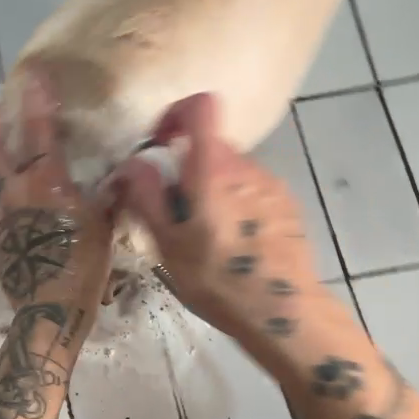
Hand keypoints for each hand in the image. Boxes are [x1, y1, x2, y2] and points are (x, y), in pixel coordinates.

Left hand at [0, 71, 116, 312]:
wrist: (48, 309)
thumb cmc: (82, 264)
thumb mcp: (104, 224)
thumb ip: (109, 194)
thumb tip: (122, 174)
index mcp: (44, 181)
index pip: (40, 130)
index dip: (38, 99)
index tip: (34, 75)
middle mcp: (12, 192)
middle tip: (2, 117)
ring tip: (6, 173)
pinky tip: (3, 221)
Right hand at [107, 92, 324, 342]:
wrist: (282, 312)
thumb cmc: (216, 279)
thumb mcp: (168, 244)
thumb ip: (147, 196)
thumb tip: (130, 164)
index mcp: (213, 169)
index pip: (200, 107)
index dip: (176, 116)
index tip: (159, 148)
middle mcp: (247, 166)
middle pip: (211, 147)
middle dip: (187, 170)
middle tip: (172, 214)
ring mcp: (272, 185)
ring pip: (231, 173)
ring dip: (212, 192)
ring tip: (203, 238)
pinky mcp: (288, 207)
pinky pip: (252, 194)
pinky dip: (236, 208)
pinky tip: (232, 247)